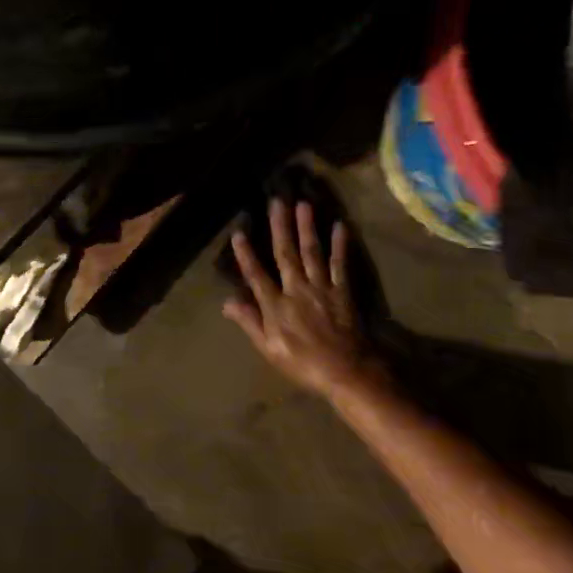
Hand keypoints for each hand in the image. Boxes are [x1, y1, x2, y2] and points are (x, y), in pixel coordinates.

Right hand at [223, 198, 383, 397]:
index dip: (247, 254)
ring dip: (306, 227)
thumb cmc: (303, 364)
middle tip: (277, 201)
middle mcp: (297, 290)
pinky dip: (340, 245)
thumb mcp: (269, 350)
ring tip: (303, 204)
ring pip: (311, 251)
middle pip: (286, 253)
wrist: (346, 371)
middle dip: (280, 226)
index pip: (257, 275)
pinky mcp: (342, 290)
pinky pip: (339, 264)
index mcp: (276, 306)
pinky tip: (340, 225)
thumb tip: (227, 302)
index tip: (239, 232)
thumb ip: (250, 322)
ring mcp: (321, 288)